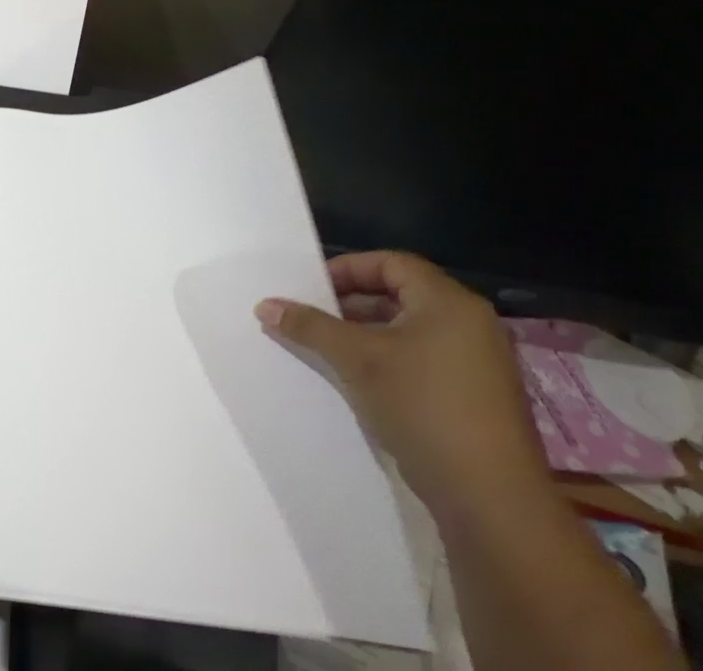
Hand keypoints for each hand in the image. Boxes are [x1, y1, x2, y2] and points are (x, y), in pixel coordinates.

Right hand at [256, 250, 547, 513]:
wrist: (486, 488)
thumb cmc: (421, 404)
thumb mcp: (355, 359)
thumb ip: (309, 326)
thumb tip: (266, 304)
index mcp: (450, 304)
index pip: (393, 263)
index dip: (346, 268)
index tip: (308, 289)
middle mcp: (469, 324)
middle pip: (399, 293)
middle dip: (347, 303)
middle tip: (306, 318)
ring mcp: (475, 360)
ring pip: (406, 328)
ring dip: (361, 332)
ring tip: (321, 349)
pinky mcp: (471, 391)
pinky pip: (419, 357)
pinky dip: (383, 357)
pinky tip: (353, 378)